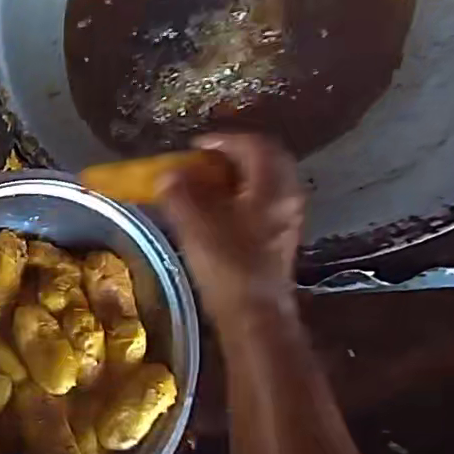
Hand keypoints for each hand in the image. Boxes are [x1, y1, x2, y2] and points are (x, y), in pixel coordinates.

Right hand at [156, 133, 306, 329]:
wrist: (254, 314)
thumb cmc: (228, 267)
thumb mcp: (196, 226)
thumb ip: (180, 195)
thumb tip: (167, 174)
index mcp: (271, 187)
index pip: (253, 145)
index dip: (223, 139)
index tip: (197, 144)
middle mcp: (287, 198)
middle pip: (266, 161)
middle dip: (236, 155)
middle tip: (206, 159)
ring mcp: (287, 220)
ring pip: (266, 184)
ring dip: (240, 177)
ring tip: (209, 183)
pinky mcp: (280, 240)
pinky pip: (264, 204)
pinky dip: (243, 198)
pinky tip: (220, 212)